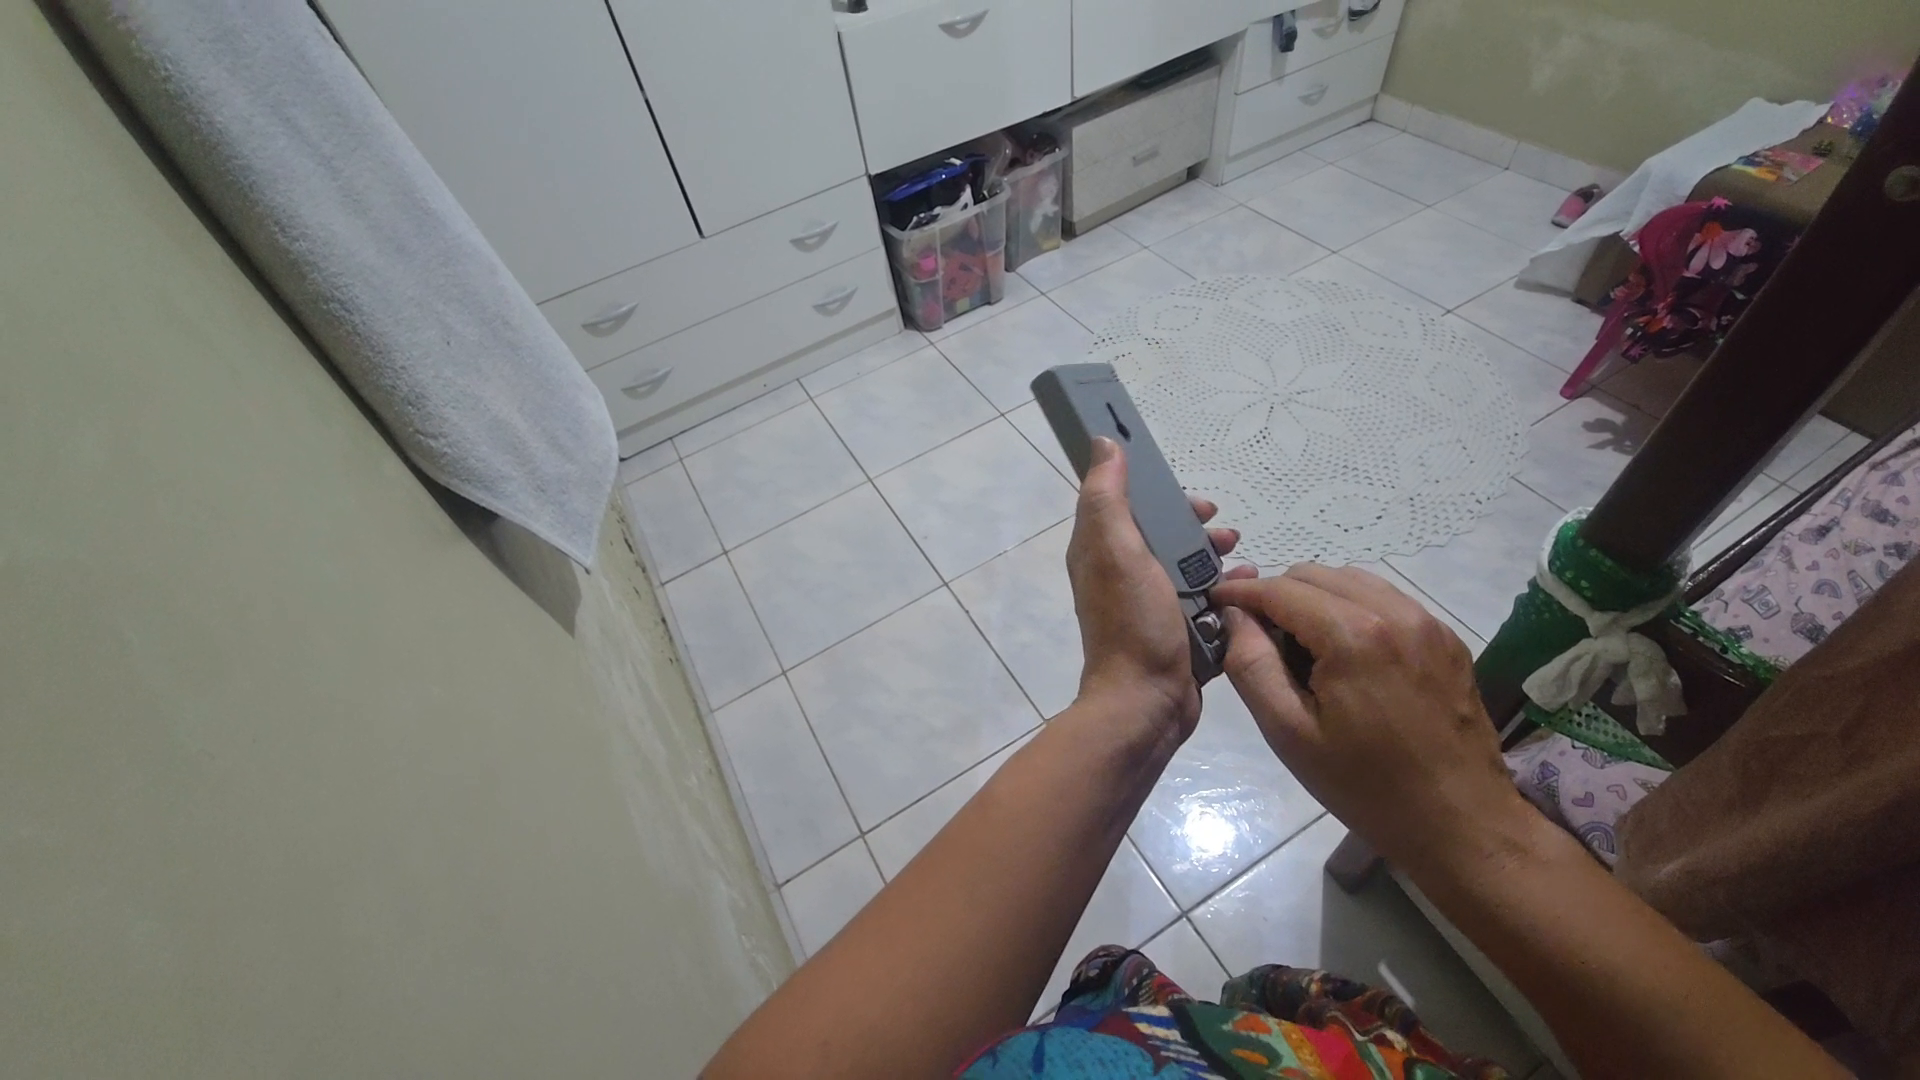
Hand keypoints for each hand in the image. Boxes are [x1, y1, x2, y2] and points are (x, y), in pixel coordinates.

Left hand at [1066, 437, 1253, 745]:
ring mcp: (1149, 604)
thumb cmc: (1133, 622)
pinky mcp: (1176, 628)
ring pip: (1184, 562)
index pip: (1123, 504)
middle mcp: (1121, 574)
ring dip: (1212, 551)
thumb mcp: (1116, 551)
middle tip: (1220, 524)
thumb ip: (1109, 498)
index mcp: (1101, 552)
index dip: (1153, 491)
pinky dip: (1224, 583)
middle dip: (1191, 521)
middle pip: (1159, 532)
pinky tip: (1248, 583)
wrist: (1147, 700)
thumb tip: (1101, 443)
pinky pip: (1203, 594)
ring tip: (1239, 552)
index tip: (1186, 493)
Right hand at [1210, 565, 1528, 872]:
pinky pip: (1385, 600)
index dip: (1240, 593)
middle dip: (1275, 594)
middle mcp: (1396, 613)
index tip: (1214, 603)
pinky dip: (1351, 608)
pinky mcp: (1446, 639)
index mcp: (1354, 635)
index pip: (1280, 589)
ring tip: (1298, 643)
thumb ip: (1250, 663)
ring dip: (1314, 597)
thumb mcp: (1287, 731)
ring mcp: (1428, 622)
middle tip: (1255, 633)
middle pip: (1315, 574)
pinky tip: (1342, 651)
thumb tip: (1233, 615)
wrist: (1461, 823)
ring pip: (1351, 579)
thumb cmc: (1363, 785)